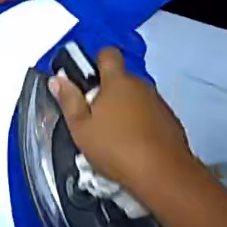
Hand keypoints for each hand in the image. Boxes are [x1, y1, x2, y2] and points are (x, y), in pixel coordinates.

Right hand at [49, 46, 197, 197]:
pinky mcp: (169, 120)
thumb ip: (69, 100)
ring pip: (135, 97)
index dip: (95, 61)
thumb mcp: (81, 128)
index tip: (84, 79)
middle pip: (120, 79)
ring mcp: (158, 102)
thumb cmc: (117, 149)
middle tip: (92, 117)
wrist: (161, 173)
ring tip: (111, 136)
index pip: (107, 54)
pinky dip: (140, 123)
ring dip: (123, 109)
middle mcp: (140, 86)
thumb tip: (58, 80)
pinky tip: (131, 145)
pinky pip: (149, 114)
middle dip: (106, 92)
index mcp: (117, 82)